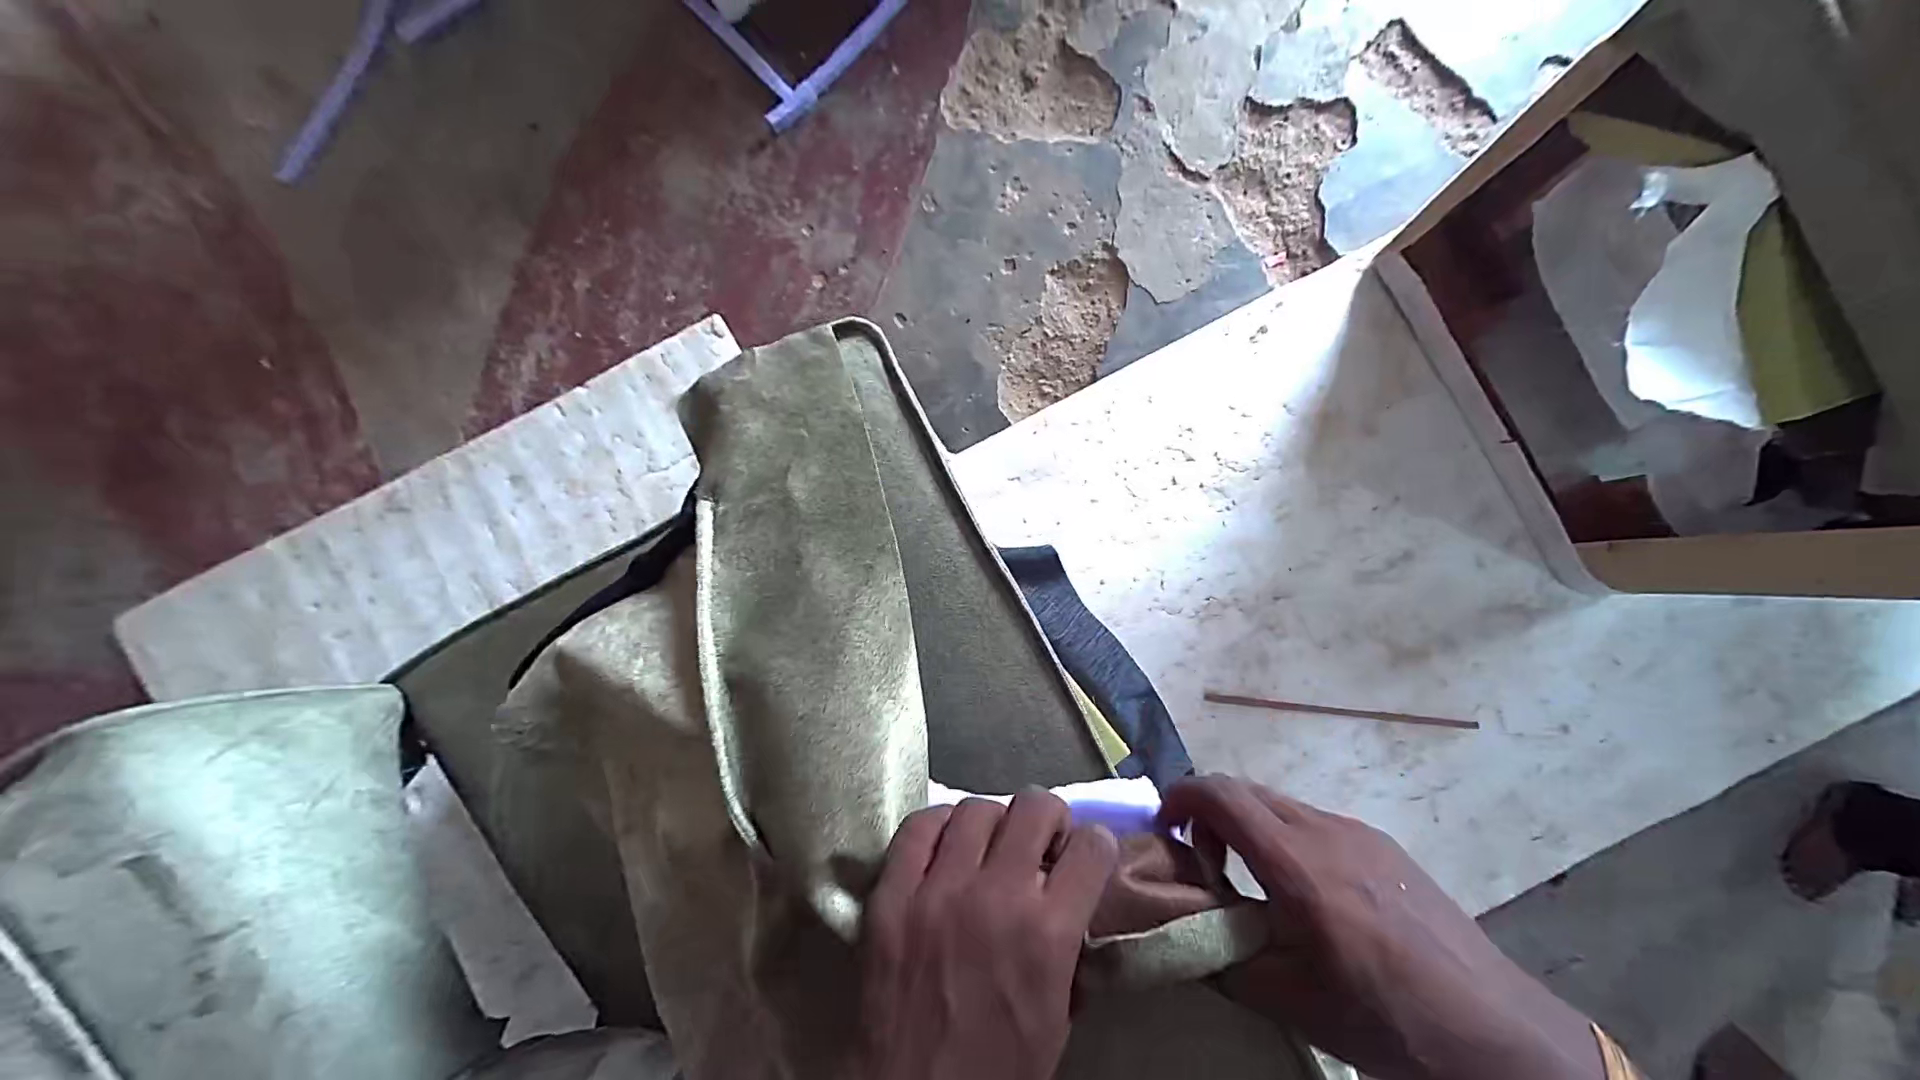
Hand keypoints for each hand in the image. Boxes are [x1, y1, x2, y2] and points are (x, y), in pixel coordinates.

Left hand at [857, 791, 1120, 1079]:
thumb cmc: (996, 1071)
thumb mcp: (1057, 1019)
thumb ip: (1070, 951)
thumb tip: (1073, 900)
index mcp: (1047, 934)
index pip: (1091, 849)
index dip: (1095, 846)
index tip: (1086, 852)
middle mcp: (996, 897)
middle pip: (1034, 808)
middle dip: (1048, 816)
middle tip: (1041, 837)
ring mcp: (938, 890)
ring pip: (976, 809)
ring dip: (995, 820)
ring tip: (991, 841)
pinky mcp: (892, 894)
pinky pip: (919, 827)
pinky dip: (939, 824)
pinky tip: (947, 841)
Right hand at [1157, 776, 1603, 1079]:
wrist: (1497, 1032)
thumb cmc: (1383, 1016)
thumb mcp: (1286, 998)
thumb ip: (1218, 954)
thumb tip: (1173, 927)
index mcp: (1297, 864)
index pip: (1220, 795)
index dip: (1180, 797)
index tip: (1163, 826)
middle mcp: (1324, 830)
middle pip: (1244, 790)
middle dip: (1207, 812)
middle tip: (1200, 859)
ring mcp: (1357, 832)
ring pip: (1277, 803)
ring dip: (1246, 824)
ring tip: (1248, 878)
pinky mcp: (1381, 844)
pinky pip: (1311, 820)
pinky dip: (1281, 834)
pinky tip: (1300, 888)